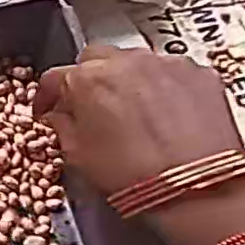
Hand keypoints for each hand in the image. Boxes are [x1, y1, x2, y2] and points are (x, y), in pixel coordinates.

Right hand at [34, 45, 244, 244]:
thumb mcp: (77, 155)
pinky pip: (168, 72)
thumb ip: (62, 126)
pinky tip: (159, 114)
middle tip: (87, 105)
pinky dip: (158, 87)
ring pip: (133, 61)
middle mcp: (126, 62)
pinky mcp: (199, 73)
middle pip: (94, 58)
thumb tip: (60, 116)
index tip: (47, 109)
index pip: (53, 78)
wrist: (195, 186)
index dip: (46, 96)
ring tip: (127, 112)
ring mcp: (165, 64)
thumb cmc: (133, 174)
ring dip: (123, 80)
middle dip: (86, 79)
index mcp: (86, 80)